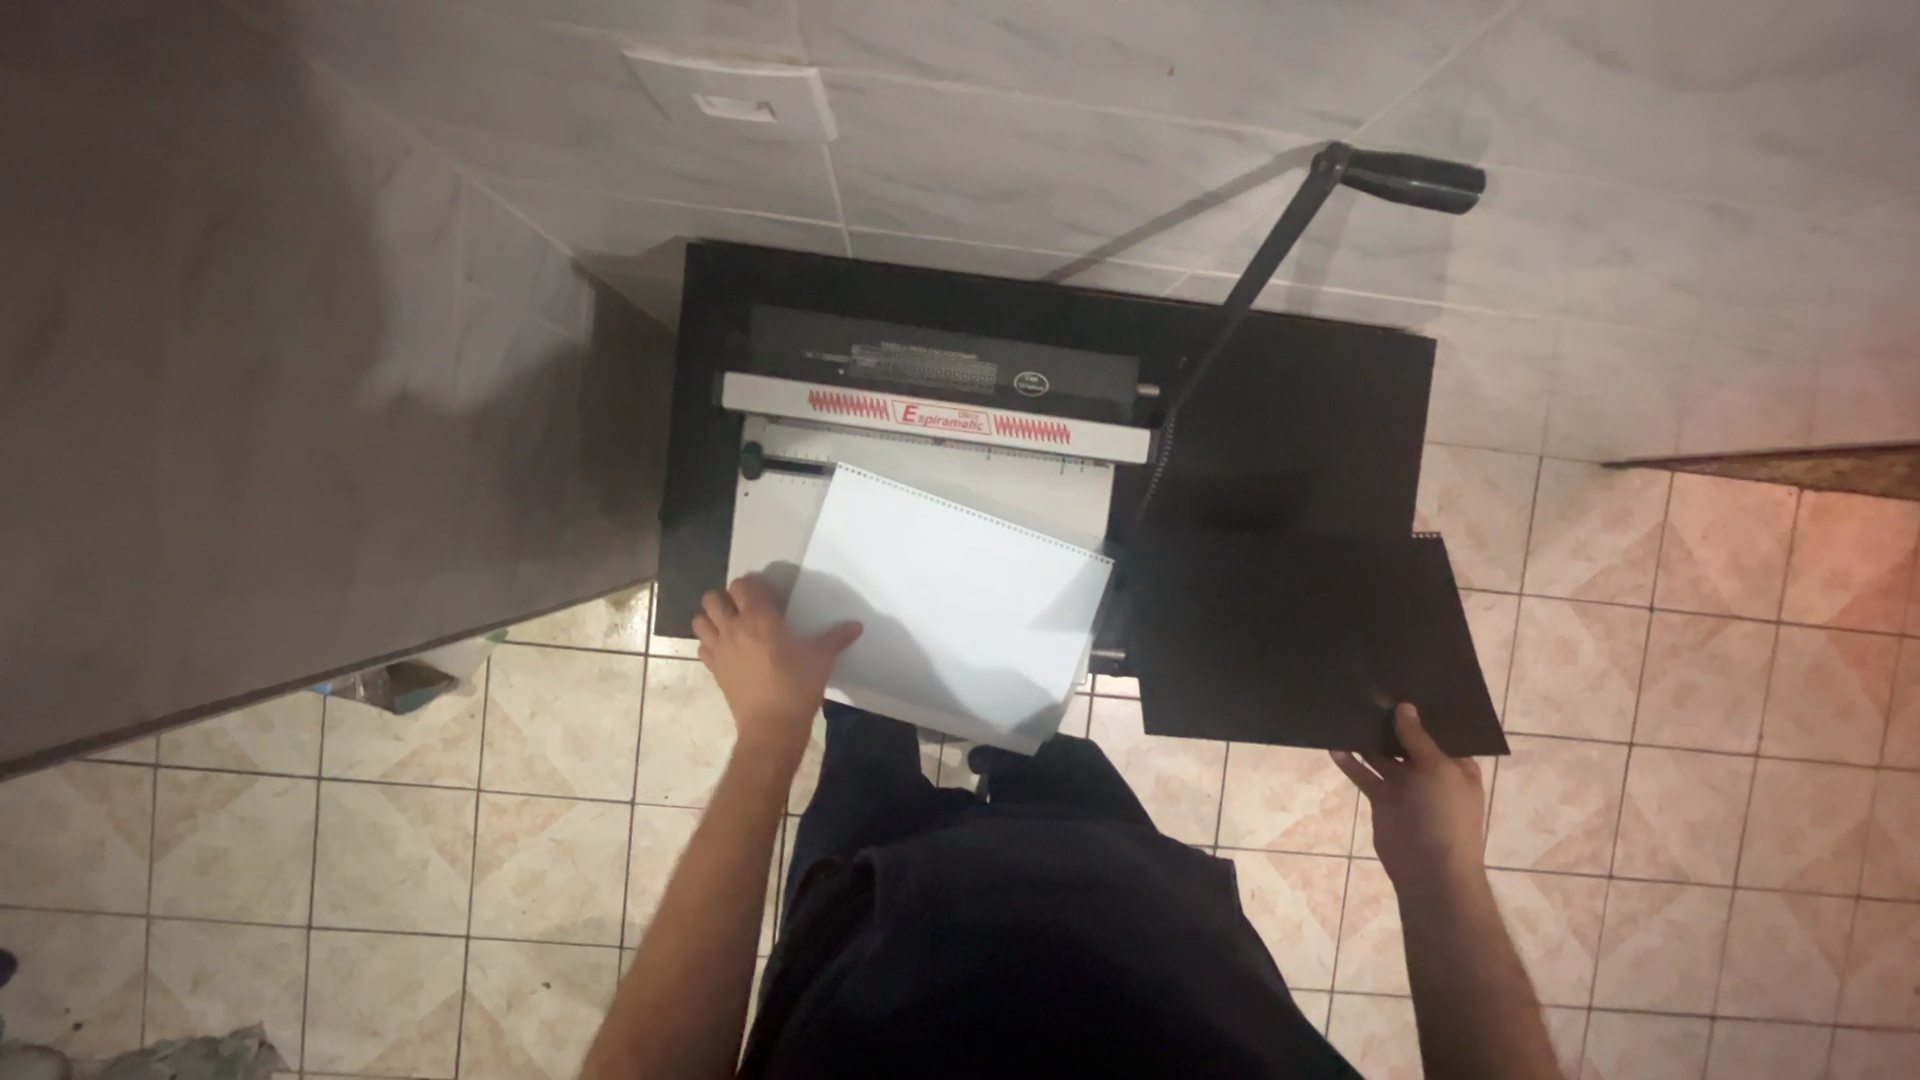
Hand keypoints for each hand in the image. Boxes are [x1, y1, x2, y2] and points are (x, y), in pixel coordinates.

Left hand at [692, 575, 861, 772]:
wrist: (772, 727)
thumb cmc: (798, 686)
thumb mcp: (822, 659)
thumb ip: (838, 638)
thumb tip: (857, 625)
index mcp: (759, 618)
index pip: (743, 585)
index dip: (753, 585)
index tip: (768, 594)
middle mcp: (733, 627)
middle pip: (713, 598)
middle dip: (726, 598)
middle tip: (746, 609)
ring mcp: (719, 649)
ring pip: (700, 620)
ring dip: (712, 618)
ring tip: (731, 625)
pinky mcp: (713, 669)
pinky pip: (702, 646)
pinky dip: (710, 643)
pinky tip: (728, 650)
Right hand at [1332, 703, 1485, 893]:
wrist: (1430, 868)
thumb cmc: (1445, 815)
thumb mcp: (1438, 770)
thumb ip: (1418, 738)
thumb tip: (1405, 707)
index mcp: (1454, 765)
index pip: (1437, 732)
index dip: (1420, 712)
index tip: (1400, 686)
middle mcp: (1429, 772)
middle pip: (1406, 741)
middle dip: (1389, 722)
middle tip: (1366, 691)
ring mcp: (1404, 786)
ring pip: (1381, 756)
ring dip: (1366, 740)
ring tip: (1346, 712)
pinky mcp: (1381, 799)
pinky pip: (1364, 775)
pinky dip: (1350, 762)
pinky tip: (1333, 745)